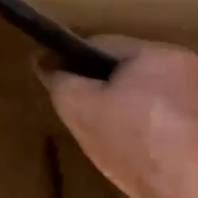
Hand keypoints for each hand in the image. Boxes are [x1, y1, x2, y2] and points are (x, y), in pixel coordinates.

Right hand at [44, 35, 197, 197]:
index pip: (100, 46)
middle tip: (100, 117)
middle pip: (137, 74)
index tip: (70, 89)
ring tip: (132, 140)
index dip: (77, 66)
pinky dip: (170, 133)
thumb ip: (56, 75)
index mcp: (163, 55)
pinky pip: (182, 122)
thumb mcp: (76, 105)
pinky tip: (161, 154)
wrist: (197, 197)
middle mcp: (196, 72)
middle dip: (115, 91)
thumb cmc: (136, 142)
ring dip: (144, 112)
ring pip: (162, 99)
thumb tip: (46, 60)